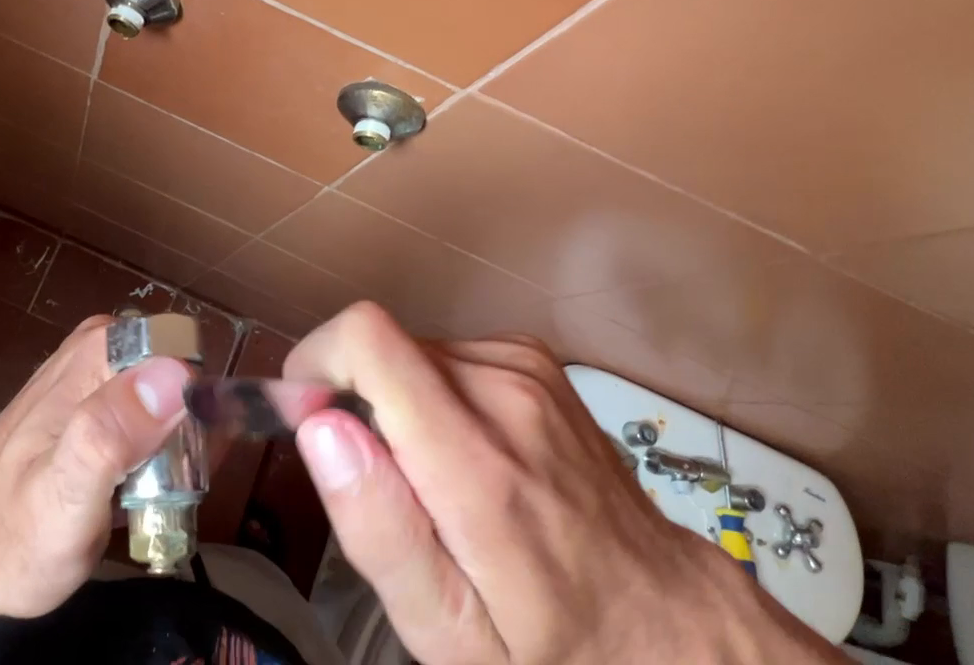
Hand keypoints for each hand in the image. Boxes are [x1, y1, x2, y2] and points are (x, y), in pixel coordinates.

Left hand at [0, 315, 190, 664]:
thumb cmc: (10, 538)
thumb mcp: (64, 494)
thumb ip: (111, 432)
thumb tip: (173, 373)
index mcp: (95, 353)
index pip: (185, 348)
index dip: (201, 402)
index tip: (194, 459)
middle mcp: (96, 351)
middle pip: (183, 373)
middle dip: (194, 429)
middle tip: (174, 489)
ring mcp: (94, 378)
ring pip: (174, 398)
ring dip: (182, 447)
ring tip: (158, 497)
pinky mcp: (94, 407)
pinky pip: (154, 416)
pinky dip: (164, 453)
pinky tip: (148, 493)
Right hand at [285, 302, 844, 664]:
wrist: (660, 615)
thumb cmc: (546, 641)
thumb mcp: (448, 628)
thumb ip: (378, 525)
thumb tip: (322, 427)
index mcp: (476, 458)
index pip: (365, 338)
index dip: (316, 366)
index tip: (313, 423)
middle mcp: (503, 391)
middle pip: (376, 347)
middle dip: (353, 399)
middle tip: (382, 481)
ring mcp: (526, 369)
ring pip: (407, 350)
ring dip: (393, 401)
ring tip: (428, 478)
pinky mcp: (534, 360)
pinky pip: (443, 354)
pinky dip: (429, 393)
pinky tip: (461, 452)